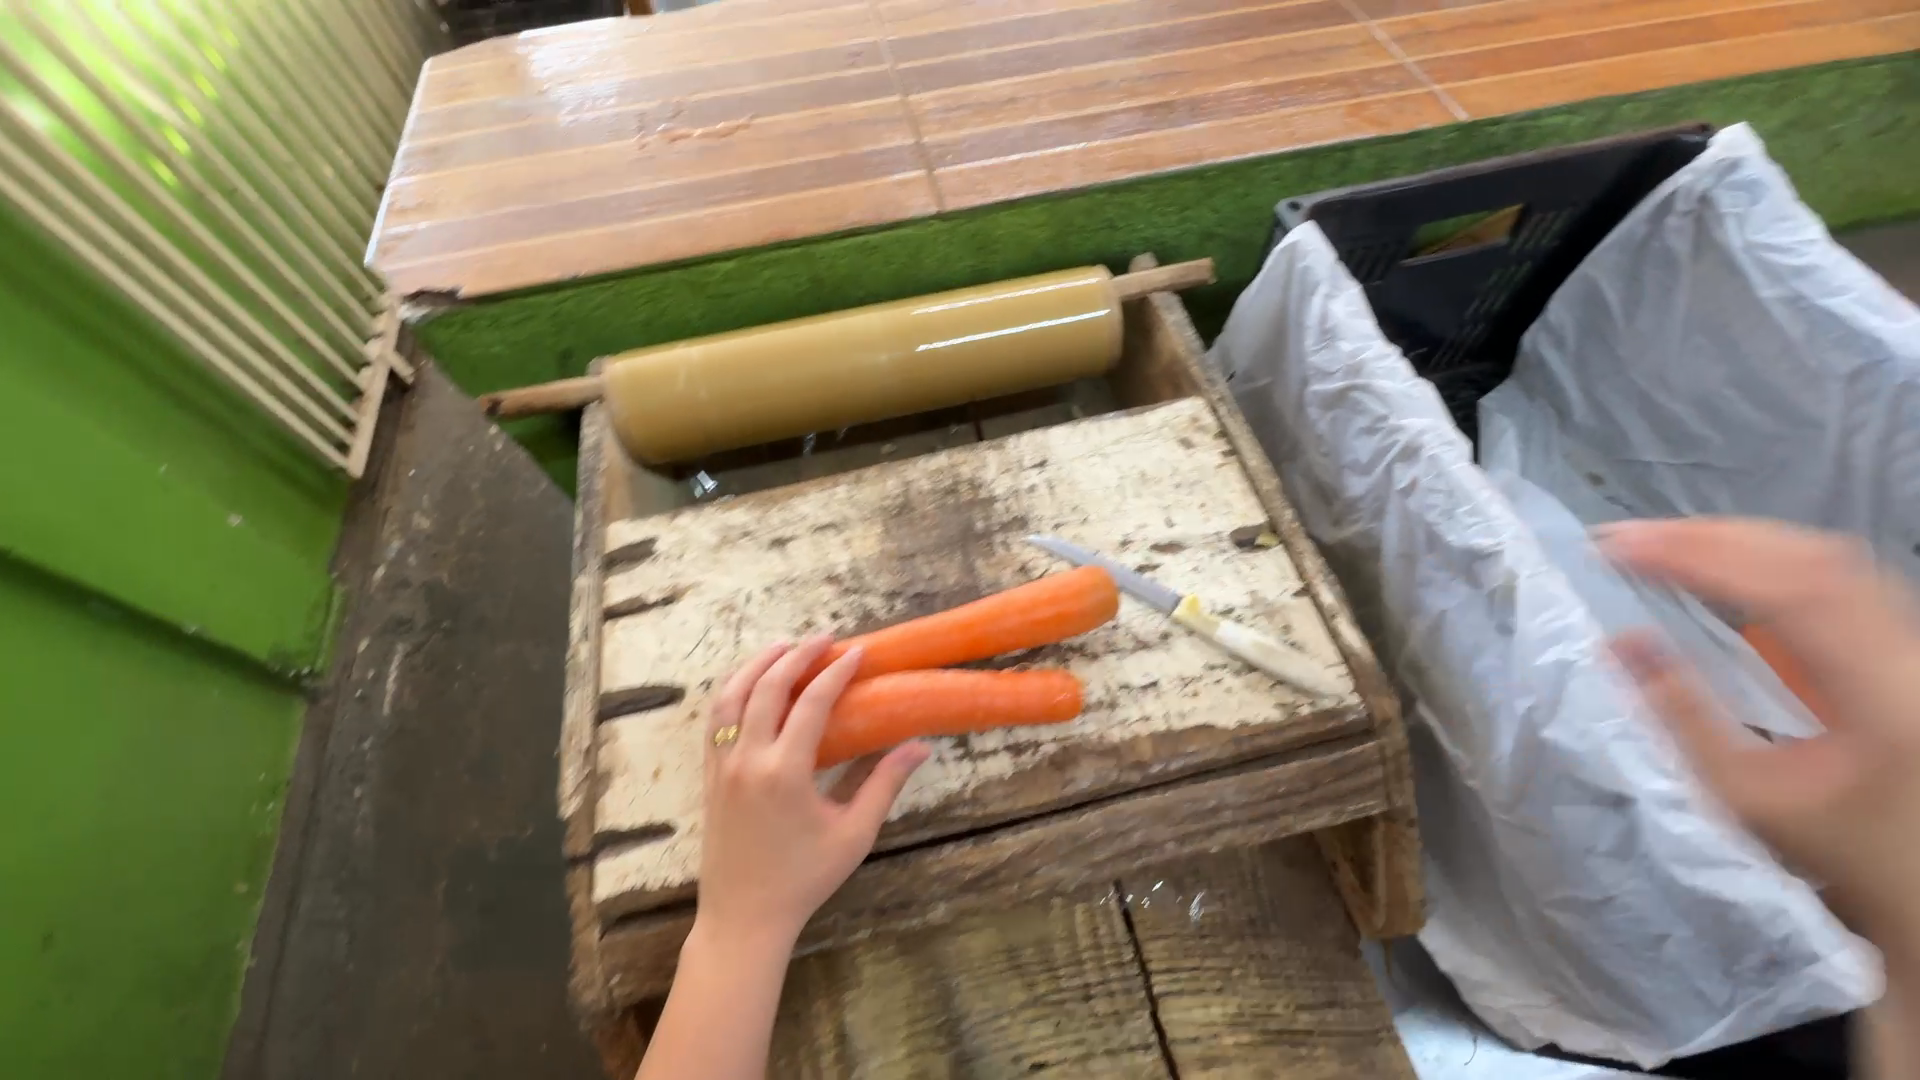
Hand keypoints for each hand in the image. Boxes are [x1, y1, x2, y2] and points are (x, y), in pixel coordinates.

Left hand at [696, 635, 930, 947]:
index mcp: (784, 772)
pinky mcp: (709, 775)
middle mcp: (747, 760)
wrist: (744, 918)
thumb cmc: (805, 878)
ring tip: (783, 646)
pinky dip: (732, 691)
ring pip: (731, 696)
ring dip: (757, 664)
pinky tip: (749, 682)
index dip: (835, 672)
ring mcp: (722, 766)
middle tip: (824, 639)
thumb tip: (920, 746)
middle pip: (767, 687)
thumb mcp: (854, 833)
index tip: (857, 652)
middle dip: (797, 656)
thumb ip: (884, 783)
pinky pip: (714, 719)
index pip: (811, 704)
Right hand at [1598, 518, 1919, 967]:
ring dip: (1738, 541)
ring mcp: (1918, 647)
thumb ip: (1680, 716)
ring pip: (1833, 561)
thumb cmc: (1841, 850)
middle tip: (1624, 538)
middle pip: (1818, 559)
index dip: (1699, 556)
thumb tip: (1618, 640)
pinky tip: (1718, 564)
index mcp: (1886, 694)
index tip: (1616, 547)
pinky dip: (1766, 559)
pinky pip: (1839, 580)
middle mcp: (1915, 655)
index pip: (1791, 591)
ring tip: (1658, 543)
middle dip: (1711, 537)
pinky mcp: (1909, 648)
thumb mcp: (1746, 796)